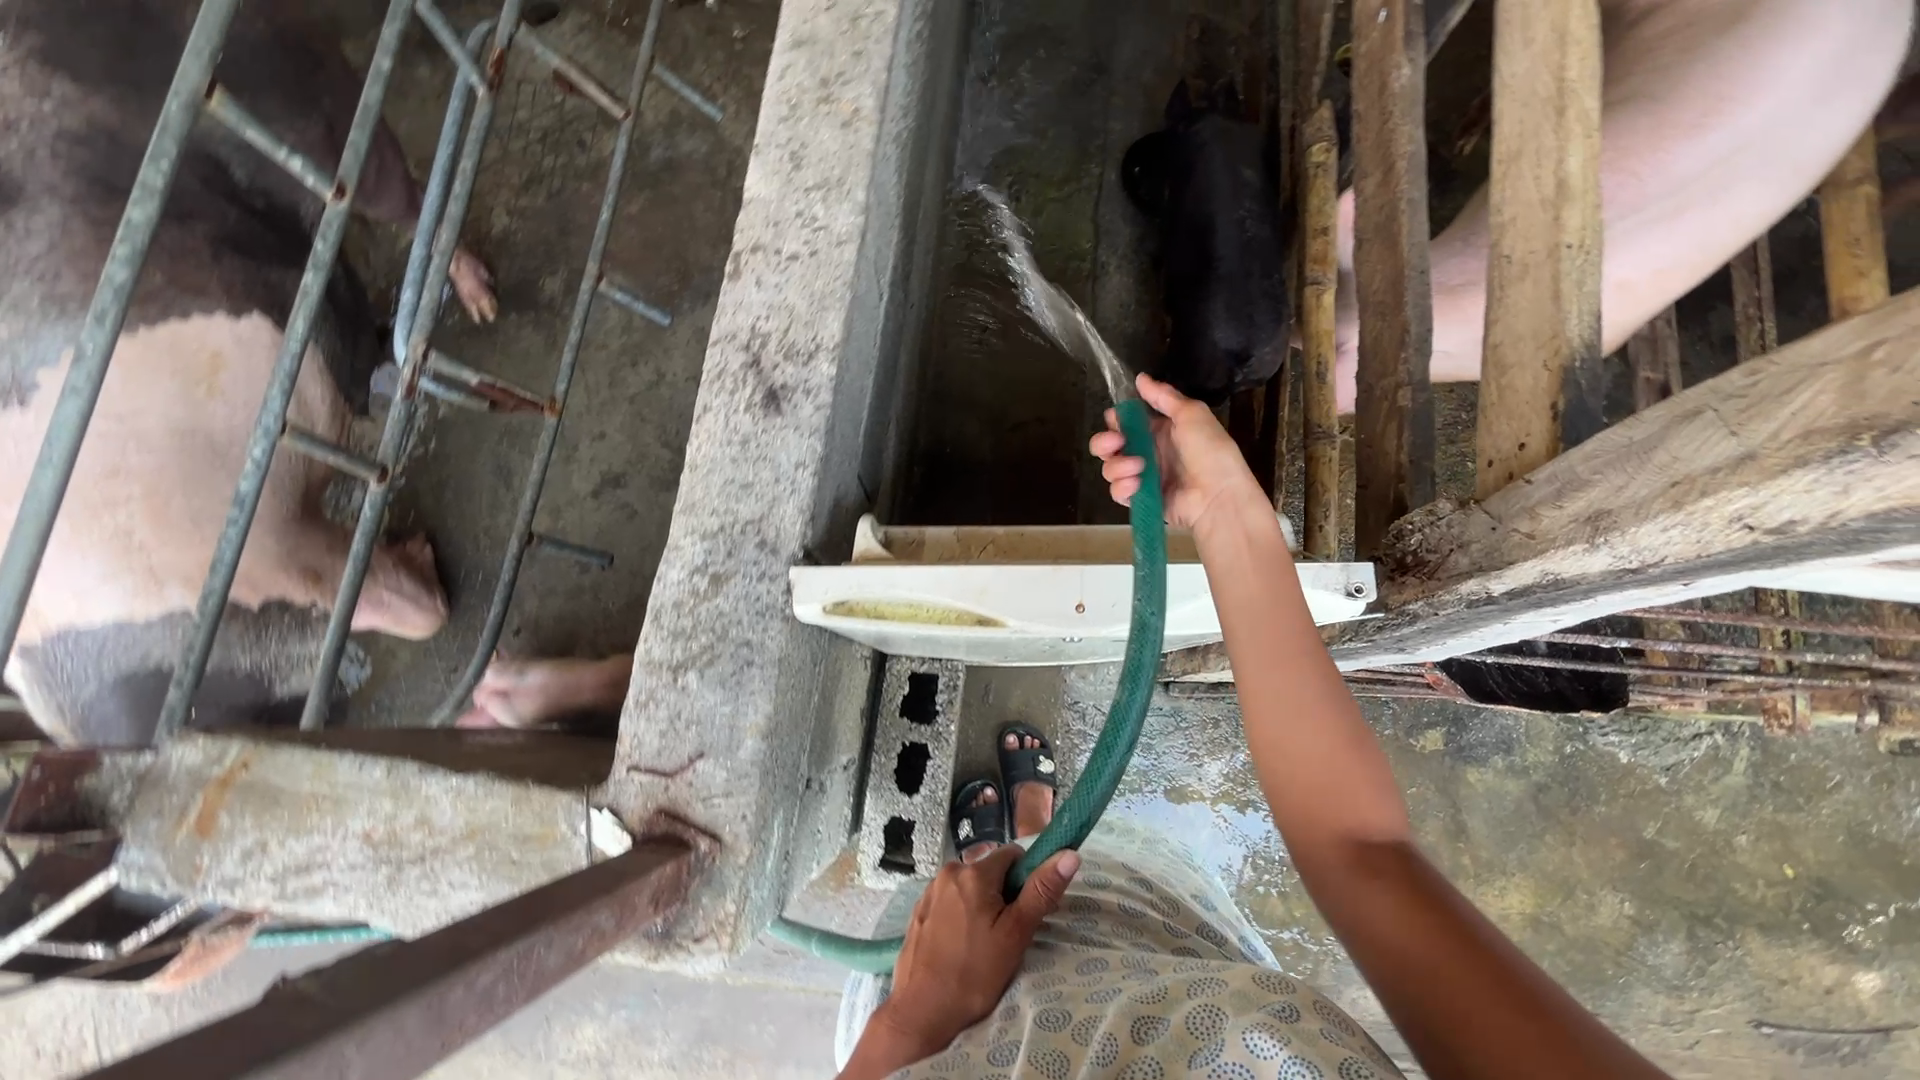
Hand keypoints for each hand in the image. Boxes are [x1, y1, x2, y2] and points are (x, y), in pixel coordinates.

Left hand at [874, 845, 1080, 1058]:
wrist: (922, 1013)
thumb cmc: (973, 974)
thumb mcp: (1015, 934)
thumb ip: (1041, 891)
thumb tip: (1069, 854)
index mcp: (973, 873)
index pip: (1012, 854)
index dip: (1026, 877)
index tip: (1027, 909)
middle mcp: (948, 872)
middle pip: (990, 870)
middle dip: (1004, 894)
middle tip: (1008, 933)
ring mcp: (930, 891)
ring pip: (969, 886)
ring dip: (982, 904)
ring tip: (984, 944)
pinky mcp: (919, 909)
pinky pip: (950, 900)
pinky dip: (961, 914)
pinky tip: (961, 946)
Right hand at [1089, 373, 1266, 533]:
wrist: (1219, 495)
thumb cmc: (1210, 450)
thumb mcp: (1191, 414)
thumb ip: (1163, 396)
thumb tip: (1140, 377)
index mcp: (1159, 431)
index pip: (1125, 422)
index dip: (1115, 420)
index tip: (1115, 419)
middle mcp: (1148, 453)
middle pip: (1110, 446)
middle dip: (1105, 442)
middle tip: (1116, 442)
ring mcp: (1143, 477)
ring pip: (1110, 468)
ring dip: (1118, 465)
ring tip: (1138, 467)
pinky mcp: (1141, 499)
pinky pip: (1118, 492)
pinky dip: (1122, 487)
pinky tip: (1137, 484)